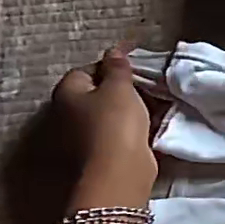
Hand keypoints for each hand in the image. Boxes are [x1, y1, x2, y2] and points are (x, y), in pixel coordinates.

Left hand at [53, 44, 157, 205]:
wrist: (119, 172)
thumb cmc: (115, 122)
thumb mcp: (120, 87)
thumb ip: (117, 67)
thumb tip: (113, 51)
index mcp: (68, 94)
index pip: (86, 70)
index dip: (110, 65)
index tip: (134, 66)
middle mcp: (68, 115)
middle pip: (97, 93)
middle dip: (122, 88)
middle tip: (148, 85)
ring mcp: (83, 137)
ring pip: (110, 115)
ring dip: (131, 109)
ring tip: (157, 104)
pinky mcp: (101, 154)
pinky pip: (119, 133)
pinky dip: (134, 127)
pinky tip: (153, 125)